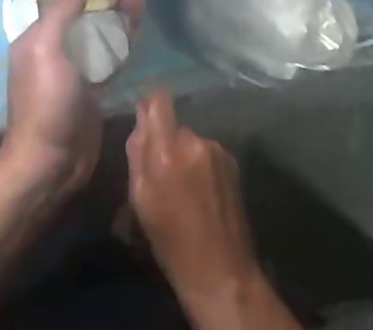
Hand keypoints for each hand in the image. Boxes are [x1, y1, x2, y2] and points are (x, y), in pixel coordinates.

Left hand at [2, 0, 142, 194]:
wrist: (52, 161)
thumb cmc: (45, 101)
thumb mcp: (47, 49)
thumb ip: (61, 13)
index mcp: (36, 37)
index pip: (60, 2)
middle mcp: (54, 50)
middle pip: (83, 18)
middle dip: (105, 2)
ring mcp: (75, 72)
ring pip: (99, 38)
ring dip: (117, 21)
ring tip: (139, 2)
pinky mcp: (94, 92)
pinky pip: (109, 61)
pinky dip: (122, 46)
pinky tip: (137, 33)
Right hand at [126, 91, 262, 321]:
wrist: (222, 273)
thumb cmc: (170, 239)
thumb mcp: (139, 197)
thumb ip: (137, 151)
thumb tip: (141, 118)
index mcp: (167, 151)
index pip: (159, 100)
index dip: (150, 105)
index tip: (144, 119)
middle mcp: (195, 143)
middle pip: (174, 123)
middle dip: (165, 139)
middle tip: (161, 170)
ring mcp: (219, 153)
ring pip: (191, 139)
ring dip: (184, 153)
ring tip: (184, 186)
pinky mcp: (234, 165)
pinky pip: (207, 152)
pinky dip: (200, 164)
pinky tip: (202, 192)